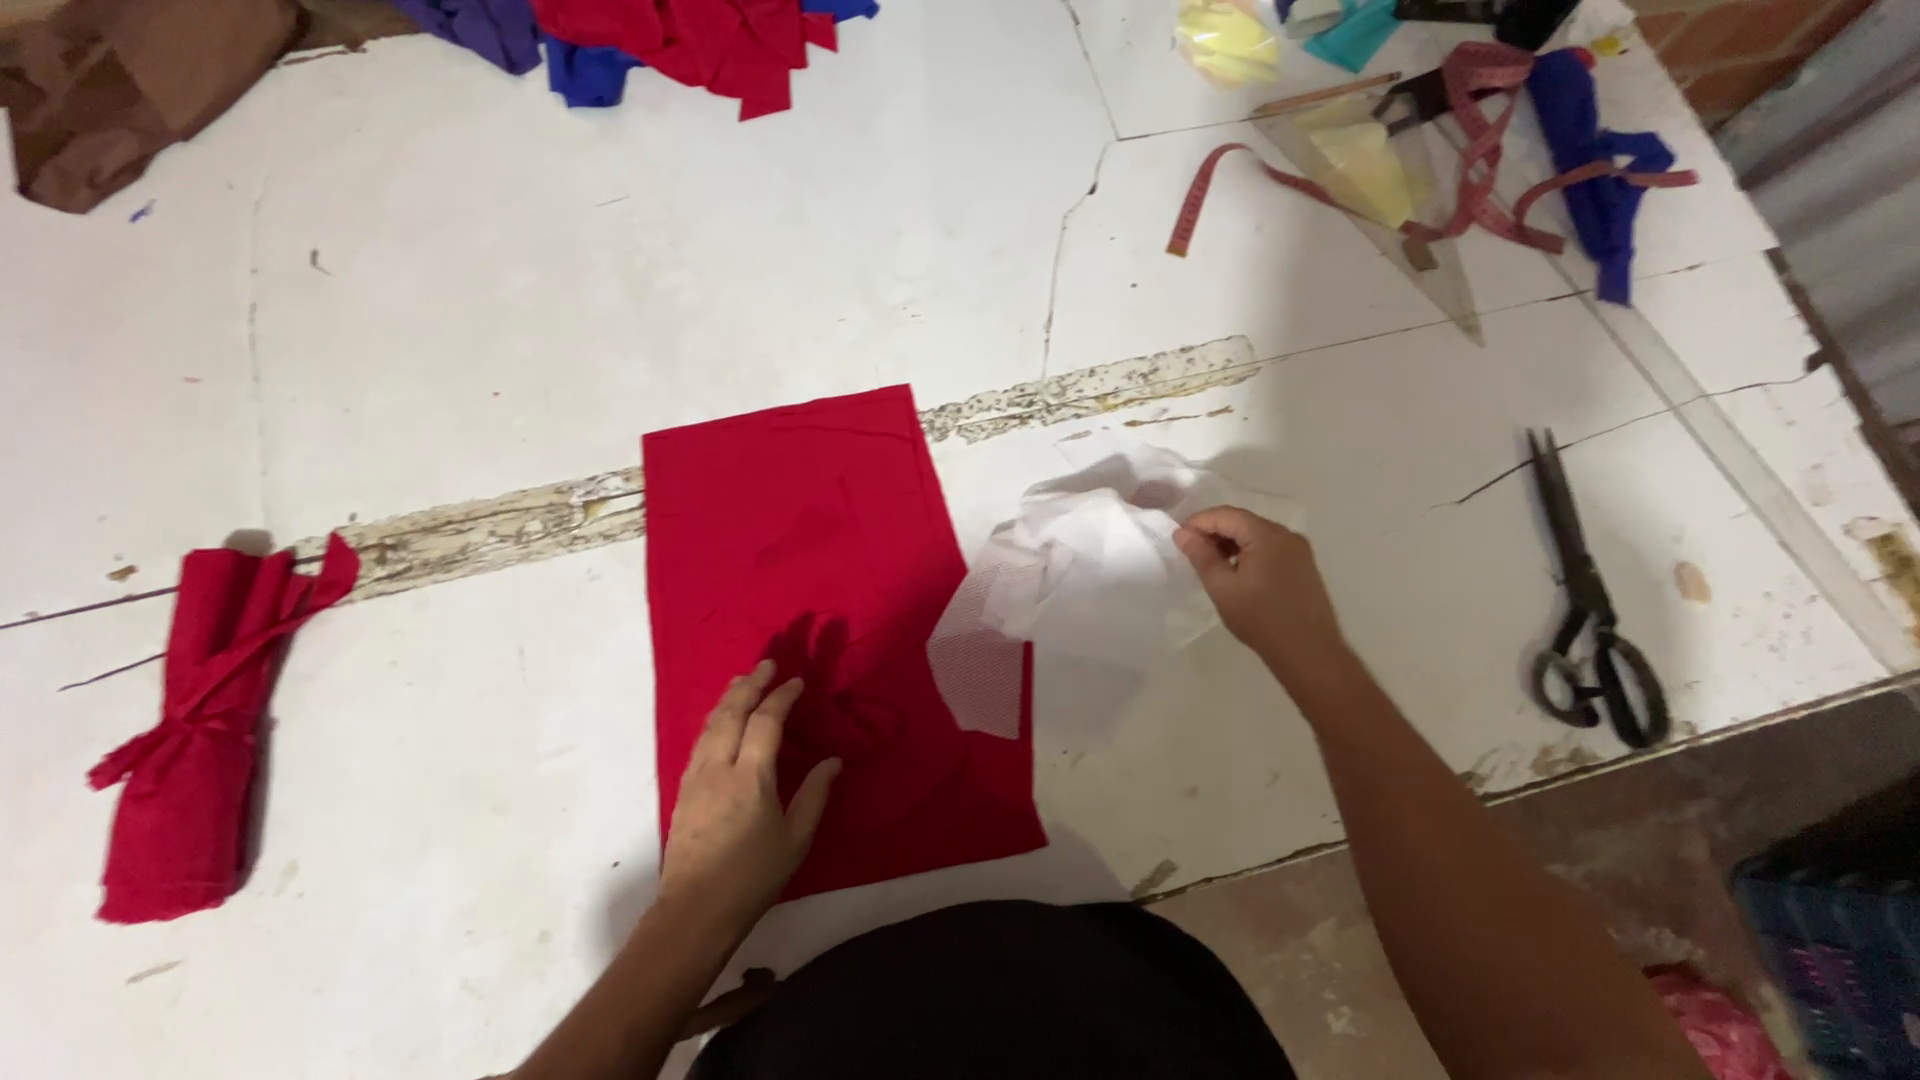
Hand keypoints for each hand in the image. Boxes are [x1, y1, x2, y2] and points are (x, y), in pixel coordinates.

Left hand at [658, 660, 839, 932]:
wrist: (695, 910)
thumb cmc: (753, 877)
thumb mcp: (796, 839)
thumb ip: (815, 794)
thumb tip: (833, 761)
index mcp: (751, 777)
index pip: (766, 722)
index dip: (782, 697)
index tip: (797, 681)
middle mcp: (719, 768)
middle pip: (732, 713)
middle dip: (751, 684)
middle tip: (767, 663)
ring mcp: (696, 778)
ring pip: (711, 725)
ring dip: (729, 698)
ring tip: (742, 680)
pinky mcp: (683, 791)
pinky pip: (700, 741)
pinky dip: (715, 720)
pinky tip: (720, 720)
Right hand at [1174, 506, 1349, 681]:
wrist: (1308, 651)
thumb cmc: (1260, 618)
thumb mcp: (1222, 587)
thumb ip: (1201, 555)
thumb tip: (1182, 533)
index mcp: (1267, 534)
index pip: (1226, 514)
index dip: (1198, 522)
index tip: (1179, 540)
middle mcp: (1287, 535)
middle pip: (1243, 522)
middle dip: (1214, 532)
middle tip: (1191, 552)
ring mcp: (1299, 550)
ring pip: (1256, 535)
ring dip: (1231, 543)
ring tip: (1211, 565)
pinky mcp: (1303, 566)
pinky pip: (1270, 549)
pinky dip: (1248, 553)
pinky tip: (1237, 573)